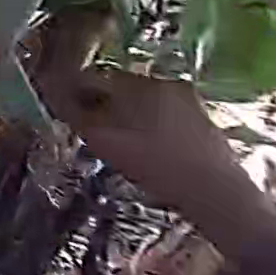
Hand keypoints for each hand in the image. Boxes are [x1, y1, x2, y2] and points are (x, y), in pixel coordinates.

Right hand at [46, 69, 275, 255]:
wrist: (222, 198)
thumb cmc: (158, 167)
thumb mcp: (107, 144)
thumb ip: (76, 116)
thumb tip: (53, 96)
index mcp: (136, 82)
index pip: (93, 76)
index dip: (73, 91)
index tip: (63, 109)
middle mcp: (161, 81)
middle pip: (118, 85)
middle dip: (100, 101)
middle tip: (89, 126)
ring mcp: (186, 98)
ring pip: (142, 98)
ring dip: (125, 111)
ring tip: (118, 137)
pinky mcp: (203, 116)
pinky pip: (163, 110)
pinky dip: (149, 121)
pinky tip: (149, 145)